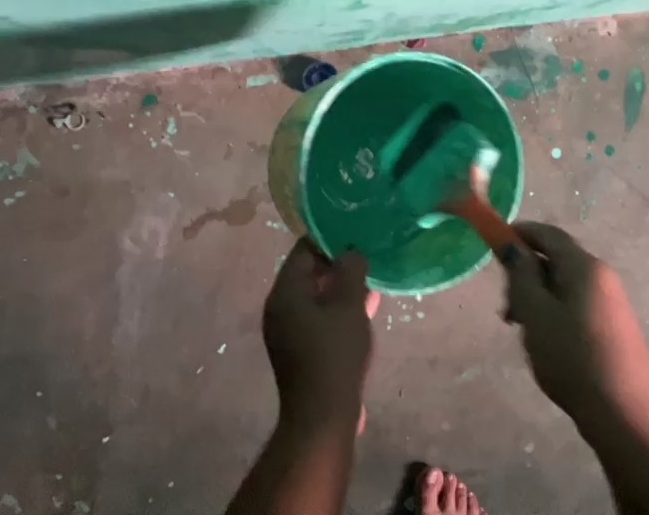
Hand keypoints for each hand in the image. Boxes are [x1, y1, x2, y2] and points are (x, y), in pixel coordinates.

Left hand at [263, 239, 377, 429]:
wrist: (322, 416)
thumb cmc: (335, 353)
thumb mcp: (349, 305)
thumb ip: (350, 270)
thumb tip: (351, 251)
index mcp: (284, 291)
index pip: (303, 250)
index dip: (329, 238)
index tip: (355, 233)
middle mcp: (278, 307)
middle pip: (307, 273)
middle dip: (337, 264)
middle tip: (366, 256)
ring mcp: (285, 331)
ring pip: (314, 297)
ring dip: (340, 288)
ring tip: (369, 282)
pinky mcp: (297, 350)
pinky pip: (316, 317)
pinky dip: (336, 309)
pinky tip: (363, 310)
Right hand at [501, 222, 648, 422]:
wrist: (625, 415)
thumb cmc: (573, 359)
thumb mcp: (536, 314)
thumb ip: (521, 275)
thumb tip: (514, 245)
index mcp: (585, 266)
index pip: (549, 234)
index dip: (520, 233)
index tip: (494, 245)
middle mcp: (602, 276)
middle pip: (557, 259)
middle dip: (526, 274)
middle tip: (506, 306)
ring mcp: (611, 303)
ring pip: (565, 286)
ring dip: (538, 298)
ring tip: (522, 331)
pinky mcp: (614, 328)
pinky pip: (576, 306)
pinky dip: (554, 313)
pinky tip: (546, 344)